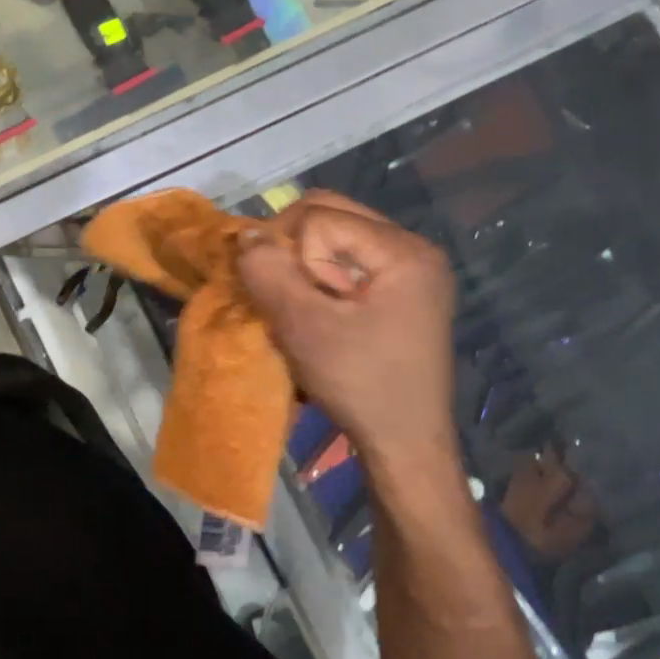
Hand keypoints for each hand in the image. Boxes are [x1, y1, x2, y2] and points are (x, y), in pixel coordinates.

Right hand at [236, 191, 457, 466]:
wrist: (405, 444)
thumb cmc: (359, 382)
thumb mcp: (302, 325)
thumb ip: (268, 270)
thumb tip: (245, 233)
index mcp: (403, 251)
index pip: (318, 216)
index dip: (290, 252)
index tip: (299, 301)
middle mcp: (414, 248)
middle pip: (329, 214)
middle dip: (294, 248)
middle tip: (291, 293)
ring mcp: (411, 270)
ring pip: (333, 235)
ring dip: (304, 264)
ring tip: (307, 306)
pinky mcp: (402, 290)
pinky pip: (346, 258)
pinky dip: (320, 276)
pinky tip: (321, 311)